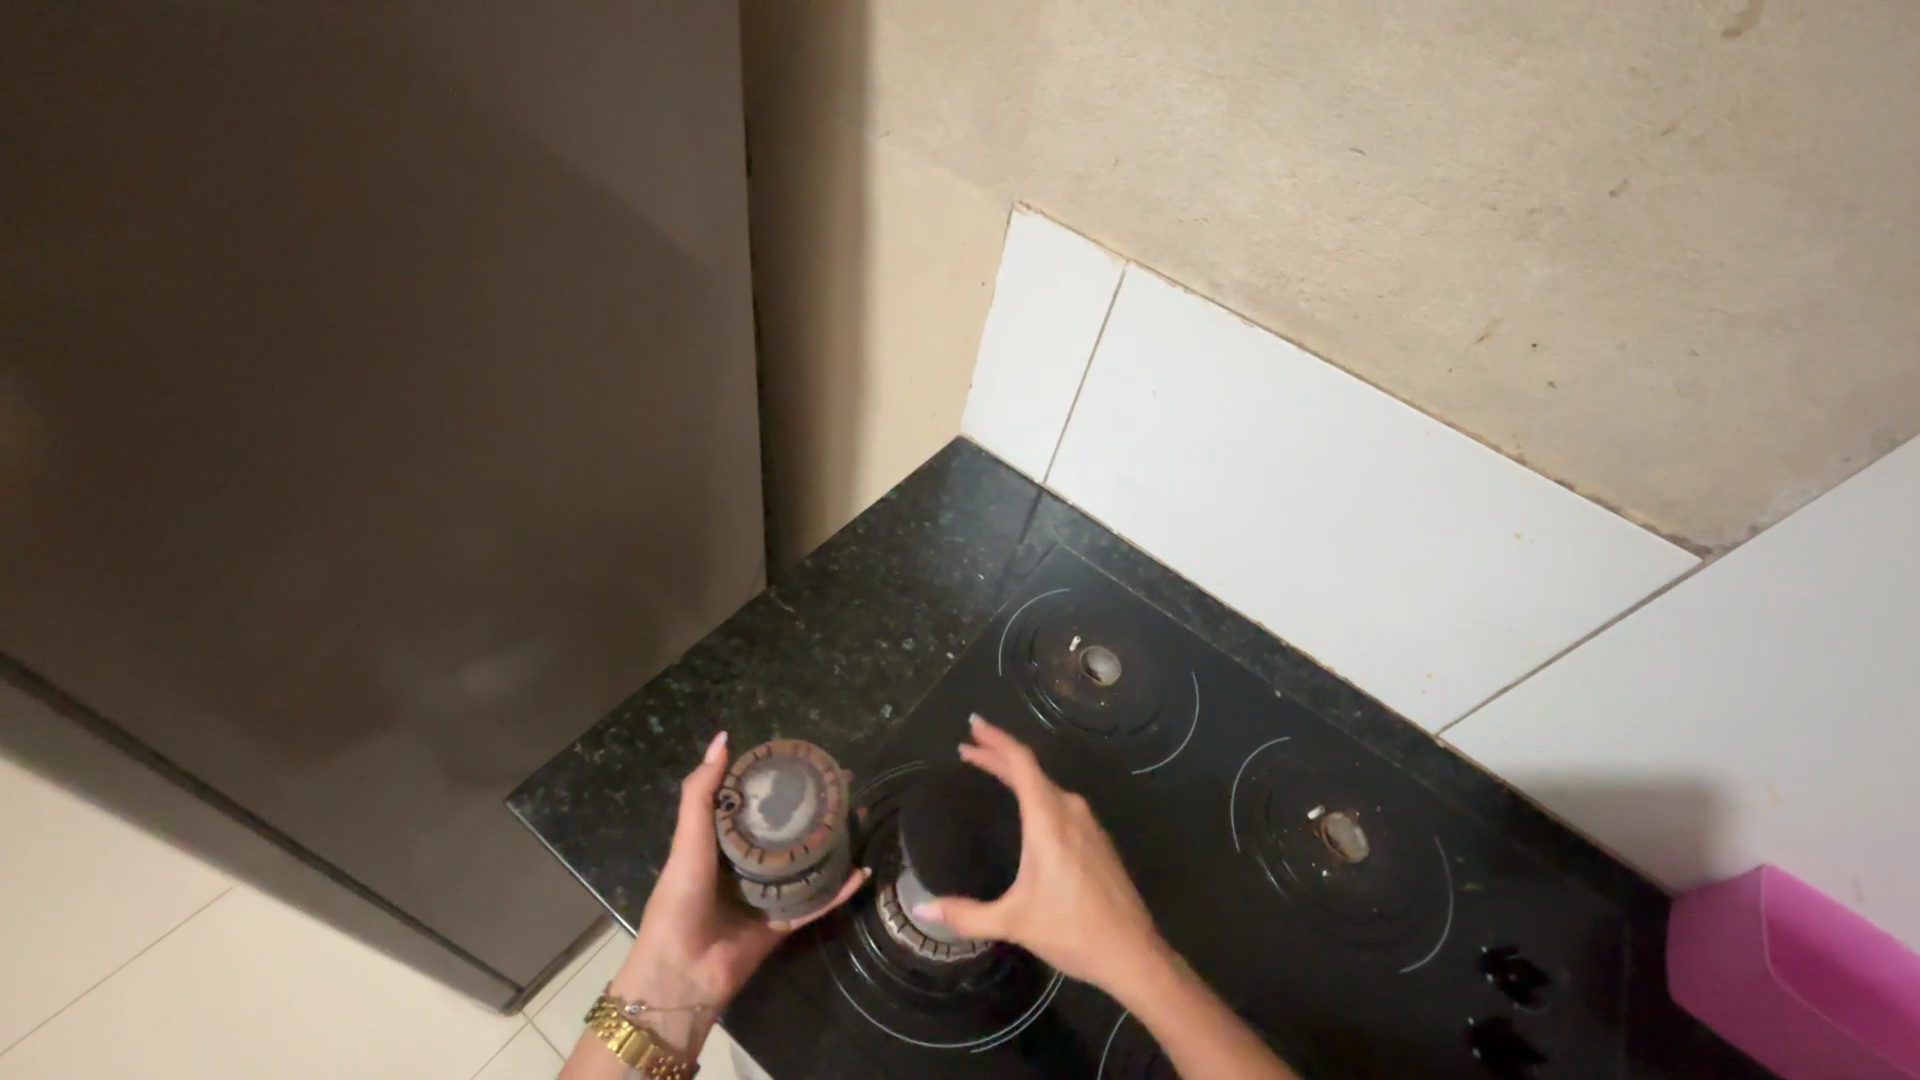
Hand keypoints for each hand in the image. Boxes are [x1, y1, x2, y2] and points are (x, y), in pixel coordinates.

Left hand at [610, 733, 870, 1039]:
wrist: (682, 970)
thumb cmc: (682, 897)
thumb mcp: (688, 838)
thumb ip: (701, 791)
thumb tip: (723, 738)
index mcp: (723, 845)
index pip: (757, 805)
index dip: (780, 783)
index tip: (809, 763)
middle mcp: (748, 866)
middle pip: (789, 832)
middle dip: (815, 811)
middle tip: (844, 788)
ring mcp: (768, 896)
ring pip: (808, 864)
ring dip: (833, 844)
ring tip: (858, 819)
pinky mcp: (784, 924)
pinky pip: (817, 903)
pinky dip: (839, 890)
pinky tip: (861, 872)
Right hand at [912, 716, 1169, 994]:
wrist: (1133, 953)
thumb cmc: (1071, 930)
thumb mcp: (1013, 922)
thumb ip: (966, 914)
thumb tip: (923, 909)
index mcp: (1048, 818)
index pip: (1020, 762)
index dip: (996, 739)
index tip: (973, 724)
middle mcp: (1069, 810)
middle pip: (1031, 769)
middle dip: (998, 754)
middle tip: (969, 747)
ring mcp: (1087, 823)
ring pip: (1046, 785)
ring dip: (1017, 774)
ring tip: (991, 770)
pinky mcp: (1096, 838)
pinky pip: (1059, 801)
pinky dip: (1035, 792)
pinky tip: (1025, 807)